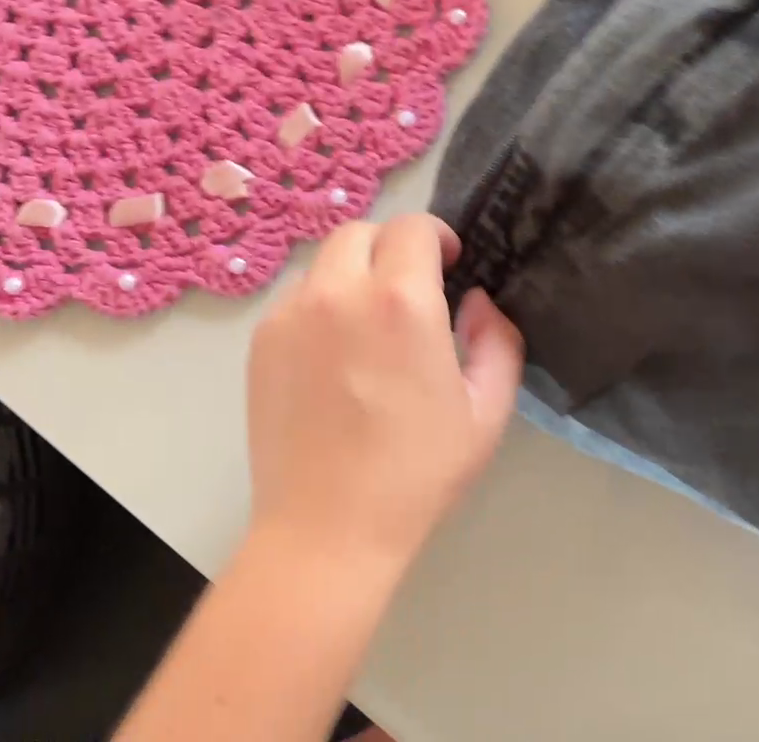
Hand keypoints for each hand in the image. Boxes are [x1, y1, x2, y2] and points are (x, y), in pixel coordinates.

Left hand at [245, 214, 525, 570]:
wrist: (328, 531)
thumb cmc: (418, 472)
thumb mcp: (487, 410)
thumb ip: (497, 340)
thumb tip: (477, 301)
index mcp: (403, 303)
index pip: (413, 227)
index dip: (438, 236)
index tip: (450, 265)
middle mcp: (340, 293)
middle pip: (362, 231)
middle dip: (393, 247)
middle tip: (412, 289)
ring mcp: (291, 316)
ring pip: (325, 262)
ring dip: (355, 273)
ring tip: (370, 323)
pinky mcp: (261, 343)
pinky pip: (297, 297)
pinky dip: (322, 303)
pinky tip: (335, 353)